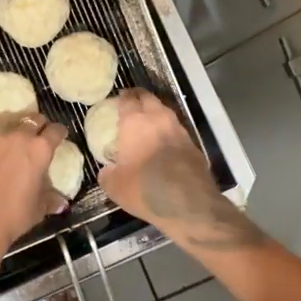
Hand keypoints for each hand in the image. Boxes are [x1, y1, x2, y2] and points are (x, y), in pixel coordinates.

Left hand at [0, 111, 68, 252]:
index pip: (55, 131)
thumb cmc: (14, 216)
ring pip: (7, 129)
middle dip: (37, 126)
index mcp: (40, 149)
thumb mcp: (39, 209)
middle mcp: (18, 136)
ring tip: (6, 154)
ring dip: (11, 138)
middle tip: (35, 139)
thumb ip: (51, 198)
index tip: (58, 137)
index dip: (59, 133)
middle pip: (32, 120)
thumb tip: (61, 202)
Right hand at [98, 90, 266, 253]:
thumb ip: (107, 174)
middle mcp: (159, 119)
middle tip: (132, 104)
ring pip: (166, 113)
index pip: (128, 99)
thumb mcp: (115, 187)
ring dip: (157, 114)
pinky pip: (177, 132)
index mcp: (136, 122)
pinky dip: (169, 134)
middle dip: (140, 98)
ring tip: (149, 124)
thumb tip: (106, 171)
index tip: (118, 98)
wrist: (188, 204)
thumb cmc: (144, 188)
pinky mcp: (194, 145)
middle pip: (149, 98)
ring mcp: (180, 131)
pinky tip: (165, 146)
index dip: (122, 97)